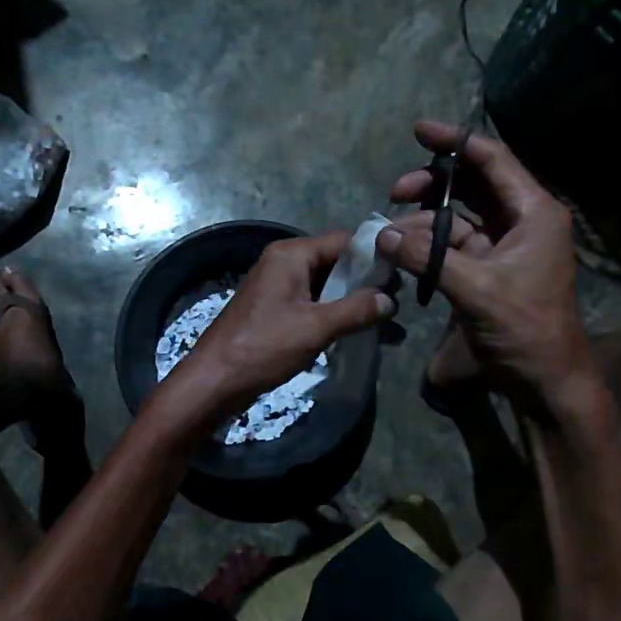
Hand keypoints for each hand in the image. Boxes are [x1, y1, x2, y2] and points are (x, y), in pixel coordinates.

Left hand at [165, 230, 396, 420]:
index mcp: (291, 255)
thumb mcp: (316, 327)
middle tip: (400, 305)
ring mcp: (278, 288)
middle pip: (336, 263)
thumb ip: (356, 310)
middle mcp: (283, 264)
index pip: (344, 241)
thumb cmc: (263, 346)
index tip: (405, 275)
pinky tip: (360, 335)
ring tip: (389, 324)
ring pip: (326, 288)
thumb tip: (390, 300)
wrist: (215, 379)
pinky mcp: (275, 311)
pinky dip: (336, 316)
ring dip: (354, 304)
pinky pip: (313, 306)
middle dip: (368, 283)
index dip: (375, 256)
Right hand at [376, 120, 594, 403]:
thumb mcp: (478, 290)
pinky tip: (401, 252)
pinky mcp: (485, 269)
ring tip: (389, 234)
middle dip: (430, 186)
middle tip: (394, 194)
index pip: (493, 161)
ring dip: (422, 220)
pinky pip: (450, 246)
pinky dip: (425, 246)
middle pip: (471, 186)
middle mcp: (520, 221)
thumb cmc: (525, 328)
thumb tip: (384, 234)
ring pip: (456, 216)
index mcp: (533, 213)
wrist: (543, 378)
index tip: (419, 130)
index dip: (456, 142)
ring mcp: (501, 246)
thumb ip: (429, 258)